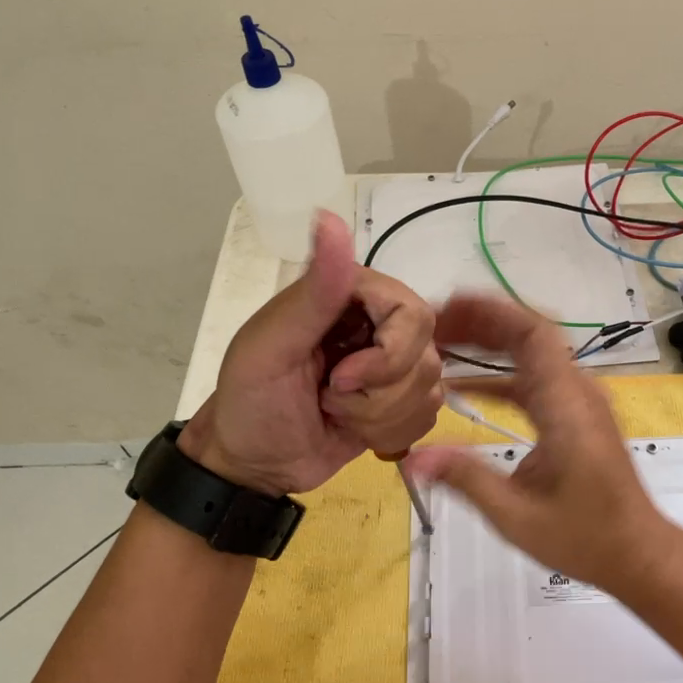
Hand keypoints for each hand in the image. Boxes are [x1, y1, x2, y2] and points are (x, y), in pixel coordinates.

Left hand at [180, 211, 442, 495]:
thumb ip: (313, 291)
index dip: (389, 355)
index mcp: (352, 296)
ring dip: (378, 418)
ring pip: (430, 391)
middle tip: (330, 400)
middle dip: (380, 395)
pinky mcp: (403, 403)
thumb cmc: (252, 402)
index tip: (341, 380)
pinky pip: (428, 416)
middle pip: (427, 356)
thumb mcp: (270, 347)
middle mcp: (382, 325)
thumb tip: (331, 218)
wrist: (255, 464)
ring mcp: (396, 366)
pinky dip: (389, 434)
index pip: (413, 313)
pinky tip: (354, 430)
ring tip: (334, 414)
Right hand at [405, 294, 674, 588]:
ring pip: (532, 353)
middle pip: (530, 333)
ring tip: (439, 342)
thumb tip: (413, 460)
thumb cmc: (584, 537)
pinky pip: (535, 380)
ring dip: (488, 343)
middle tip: (430, 322)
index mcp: (566, 405)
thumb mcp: (517, 514)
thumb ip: (466, 479)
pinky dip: (499, 375)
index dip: (490, 312)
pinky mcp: (575, 416)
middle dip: (481, 320)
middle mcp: (576, 392)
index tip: (446, 308)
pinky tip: (461, 387)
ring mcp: (578, 402)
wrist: (637, 552)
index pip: (532, 334)